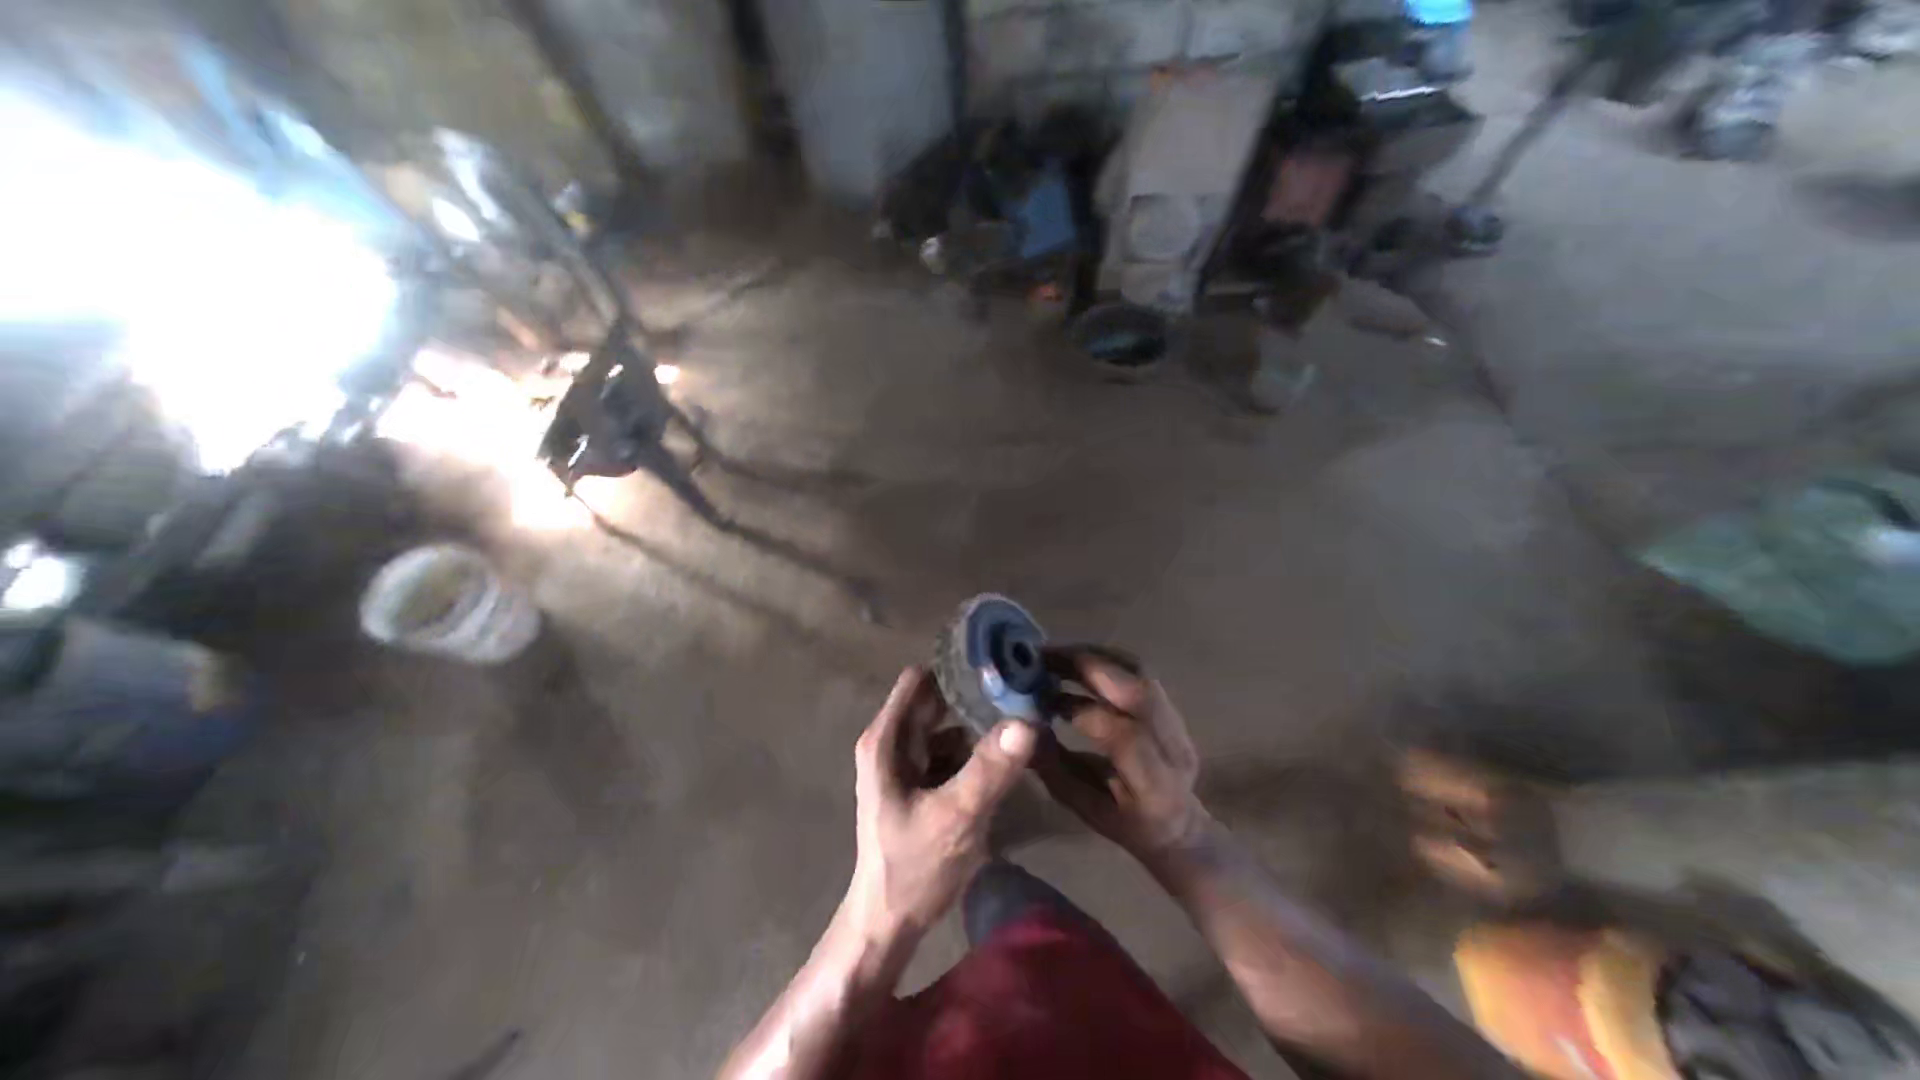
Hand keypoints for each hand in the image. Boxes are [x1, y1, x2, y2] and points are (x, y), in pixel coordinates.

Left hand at [846, 668, 1038, 941]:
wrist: (889, 924)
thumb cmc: (913, 868)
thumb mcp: (956, 817)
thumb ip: (990, 770)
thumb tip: (1028, 721)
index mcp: (887, 740)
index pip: (920, 680)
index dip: (956, 666)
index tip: (1000, 661)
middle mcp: (894, 743)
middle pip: (937, 700)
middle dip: (976, 692)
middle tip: (1025, 686)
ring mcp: (908, 764)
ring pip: (948, 725)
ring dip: (980, 721)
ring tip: (1025, 712)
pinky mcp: (923, 784)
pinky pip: (953, 751)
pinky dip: (977, 747)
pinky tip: (1010, 750)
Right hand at [1034, 647, 1207, 860]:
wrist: (1179, 826)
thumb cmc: (1126, 825)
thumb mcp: (1084, 808)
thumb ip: (1055, 768)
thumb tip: (1022, 727)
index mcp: (1155, 785)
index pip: (1123, 735)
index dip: (1081, 711)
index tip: (1042, 703)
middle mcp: (1174, 748)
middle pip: (1138, 691)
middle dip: (1088, 667)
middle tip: (1043, 659)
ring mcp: (1178, 724)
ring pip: (1140, 673)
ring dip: (1095, 658)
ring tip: (1056, 656)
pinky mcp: (1172, 707)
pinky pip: (1139, 673)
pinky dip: (1105, 662)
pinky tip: (1076, 663)